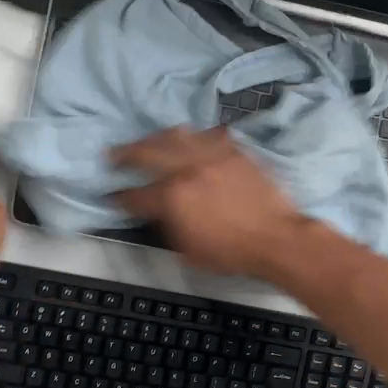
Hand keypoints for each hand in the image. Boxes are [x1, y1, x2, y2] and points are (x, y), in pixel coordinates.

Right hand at [112, 128, 314, 278]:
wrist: (276, 238)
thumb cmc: (231, 252)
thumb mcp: (189, 250)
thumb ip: (168, 226)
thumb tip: (157, 213)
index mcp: (172, 198)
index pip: (135, 195)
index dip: (119, 197)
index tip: (110, 195)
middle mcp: (187, 169)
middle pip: (147, 153)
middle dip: (125, 153)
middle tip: (113, 154)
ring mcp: (212, 155)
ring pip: (176, 135)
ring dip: (156, 137)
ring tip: (148, 140)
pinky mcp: (234, 150)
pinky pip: (208, 135)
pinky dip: (194, 137)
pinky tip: (190, 140)